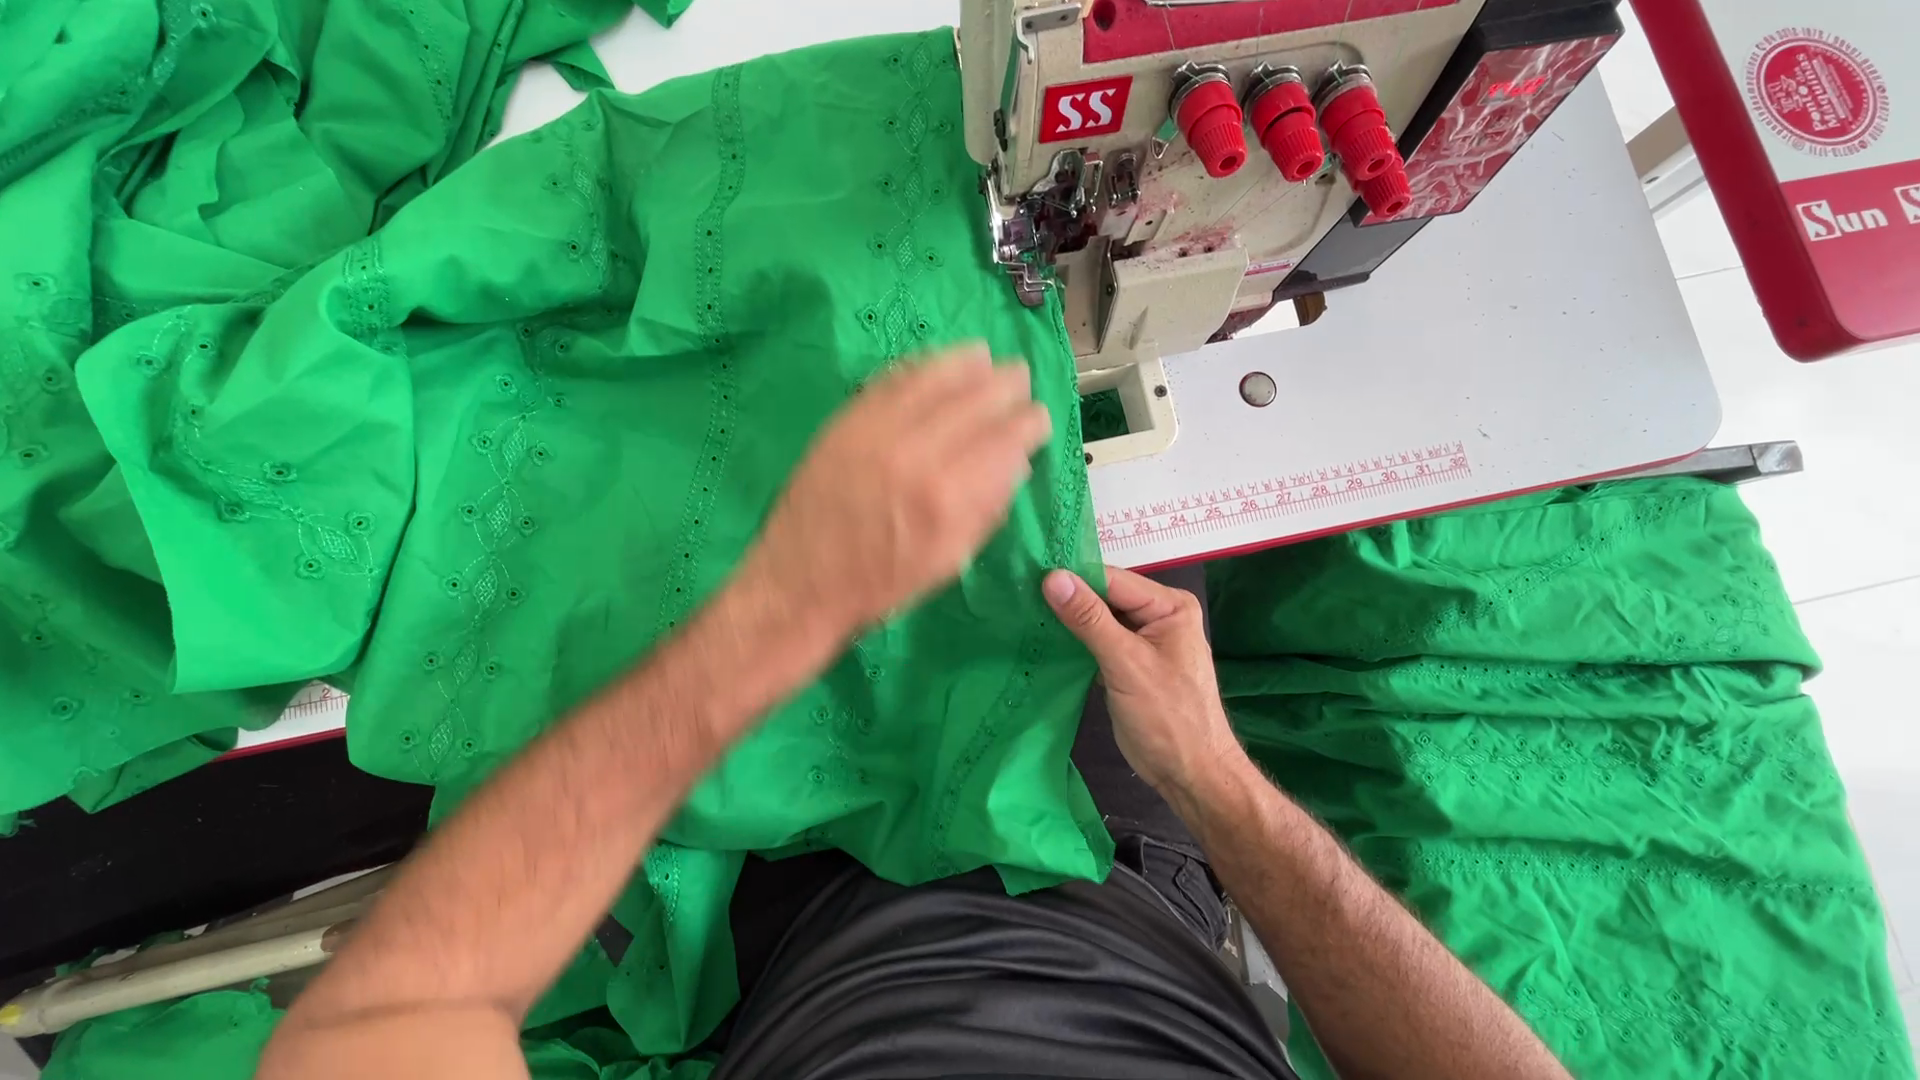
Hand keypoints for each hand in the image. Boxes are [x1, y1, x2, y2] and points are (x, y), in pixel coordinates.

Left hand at [748, 343, 1052, 635]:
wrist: (802, 582)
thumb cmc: (882, 584)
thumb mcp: (950, 560)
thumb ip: (986, 509)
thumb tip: (1015, 463)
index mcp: (949, 496)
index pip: (1004, 440)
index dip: (1029, 422)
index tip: (1039, 415)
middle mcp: (916, 454)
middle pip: (973, 401)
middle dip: (1004, 384)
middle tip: (1020, 374)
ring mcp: (876, 433)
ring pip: (930, 381)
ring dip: (963, 363)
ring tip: (984, 354)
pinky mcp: (845, 423)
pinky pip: (889, 382)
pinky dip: (917, 367)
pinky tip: (934, 362)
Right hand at [1043, 566, 1247, 794]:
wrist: (1189, 774)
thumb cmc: (1166, 717)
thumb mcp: (1126, 663)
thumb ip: (1089, 619)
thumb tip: (1052, 578)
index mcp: (1169, 605)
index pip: (1112, 579)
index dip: (1073, 577)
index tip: (1028, 574)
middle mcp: (1158, 615)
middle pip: (1105, 595)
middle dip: (1068, 597)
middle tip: (1019, 591)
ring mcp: (1143, 640)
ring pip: (1097, 618)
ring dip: (1067, 619)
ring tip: (1024, 611)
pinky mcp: (1128, 663)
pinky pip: (1097, 640)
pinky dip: (1074, 640)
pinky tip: (1043, 637)